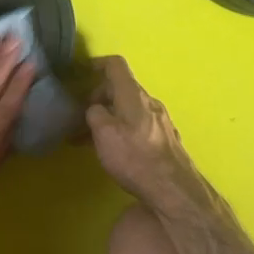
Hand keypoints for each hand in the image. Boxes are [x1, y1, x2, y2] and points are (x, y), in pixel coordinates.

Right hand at [85, 56, 208, 214]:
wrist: (173, 189)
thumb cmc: (134, 157)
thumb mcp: (103, 133)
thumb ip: (94, 114)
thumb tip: (95, 108)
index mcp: (133, 95)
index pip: (116, 66)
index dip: (96, 64)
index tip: (81, 73)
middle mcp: (149, 102)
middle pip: (121, 89)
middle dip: (98, 98)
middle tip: (79, 117)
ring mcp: (160, 121)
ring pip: (129, 109)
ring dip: (108, 117)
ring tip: (89, 138)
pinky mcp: (164, 139)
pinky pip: (137, 125)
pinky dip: (121, 130)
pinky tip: (113, 150)